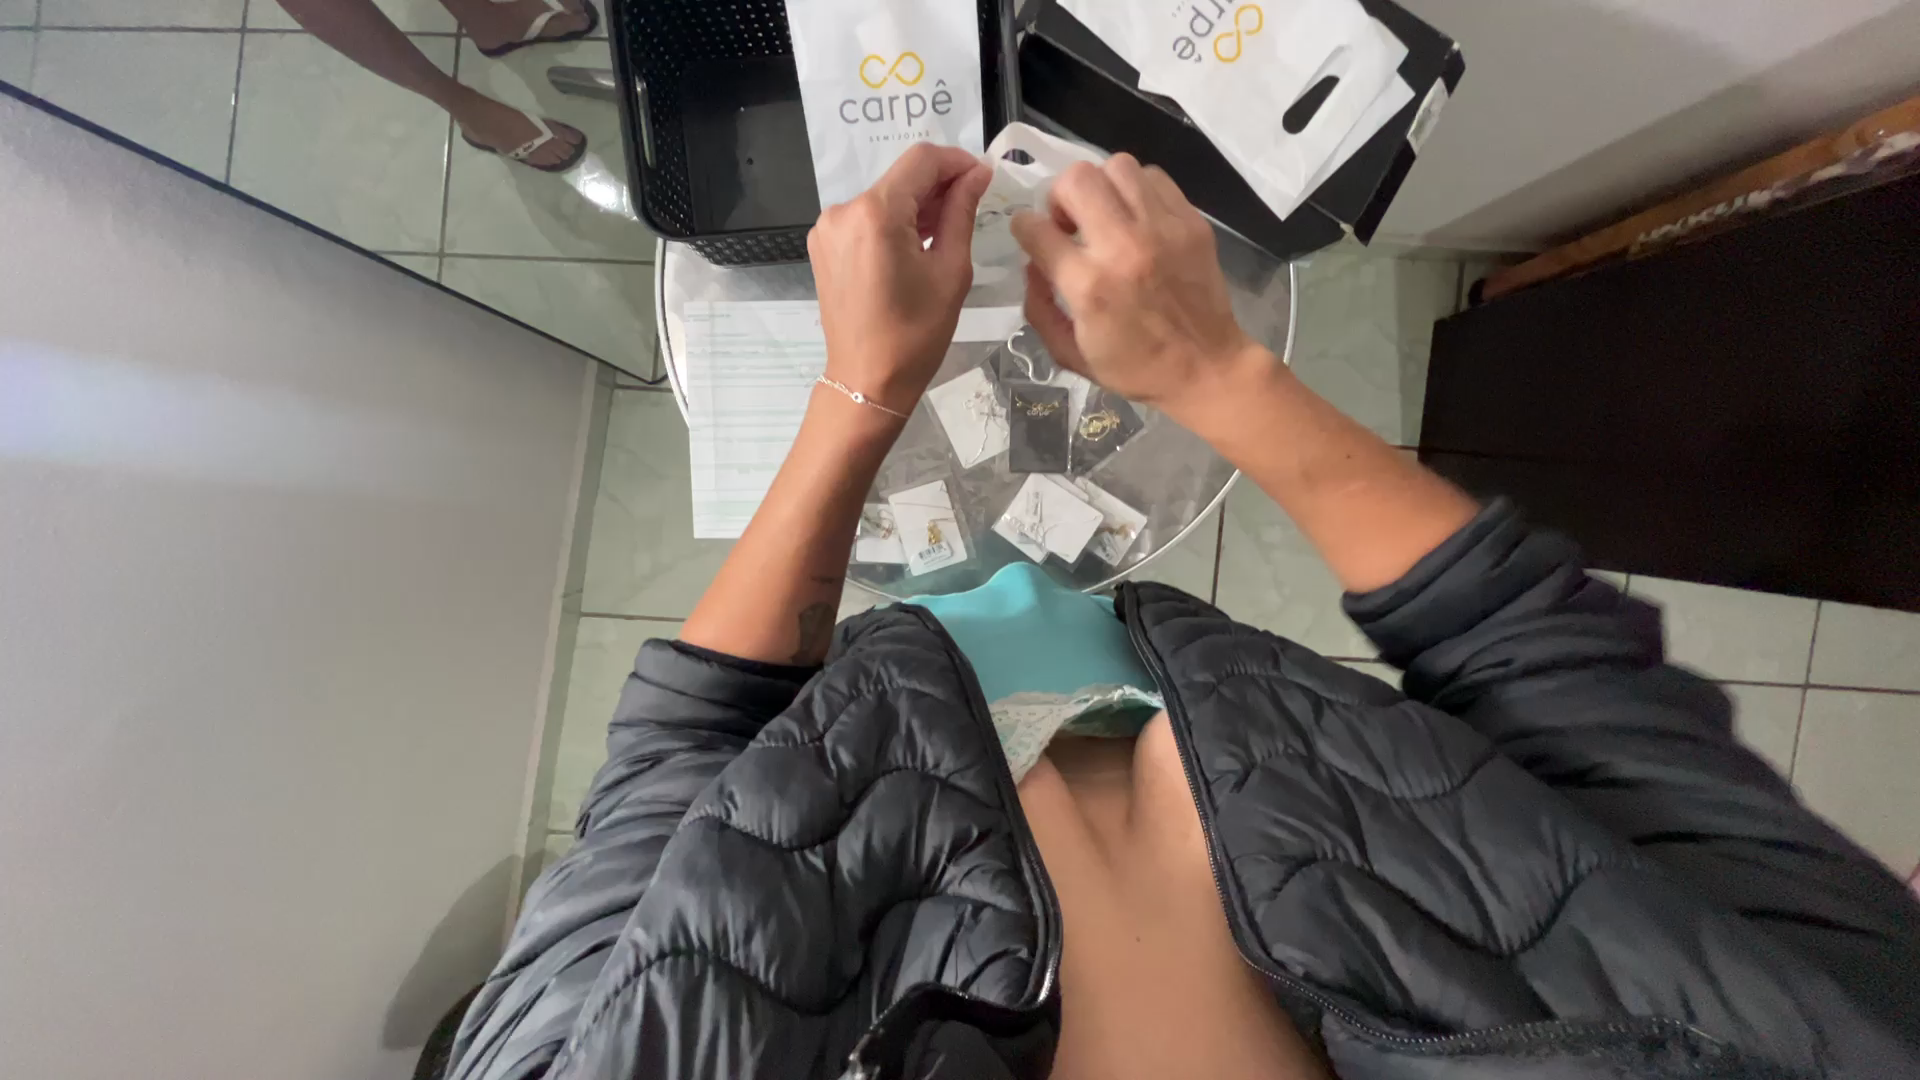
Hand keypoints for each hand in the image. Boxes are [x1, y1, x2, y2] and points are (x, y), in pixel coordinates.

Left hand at [808, 143, 992, 416]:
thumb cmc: (915, 336)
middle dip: (936, 188)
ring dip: (914, 208)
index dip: (956, 163)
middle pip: (899, 178)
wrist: (868, 382)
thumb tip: (976, 175)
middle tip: (969, 212)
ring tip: (941, 238)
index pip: (921, 161)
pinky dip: (891, 226)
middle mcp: (842, 211)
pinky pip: (864, 221)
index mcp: (875, 214)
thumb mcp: (950, 272)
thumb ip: (961, 213)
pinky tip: (911, 251)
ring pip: (882, 199)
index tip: (982, 179)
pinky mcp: (823, 247)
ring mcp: (827, 229)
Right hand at [1011, 154, 1273, 420]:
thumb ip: (1039, 308)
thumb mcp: (1070, 354)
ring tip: (1103, 216)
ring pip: (1116, 166)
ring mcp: (1161, 228)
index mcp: (1088, 286)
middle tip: (1069, 223)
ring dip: (1099, 187)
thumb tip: (1032, 264)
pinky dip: (1135, 190)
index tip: (1030, 235)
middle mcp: (1122, 246)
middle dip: (1059, 197)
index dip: (1024, 228)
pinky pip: (1153, 178)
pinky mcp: (1190, 221)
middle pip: (1075, 180)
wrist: (1205, 368)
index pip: (1037, 229)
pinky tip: (1135, 218)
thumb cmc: (1134, 368)